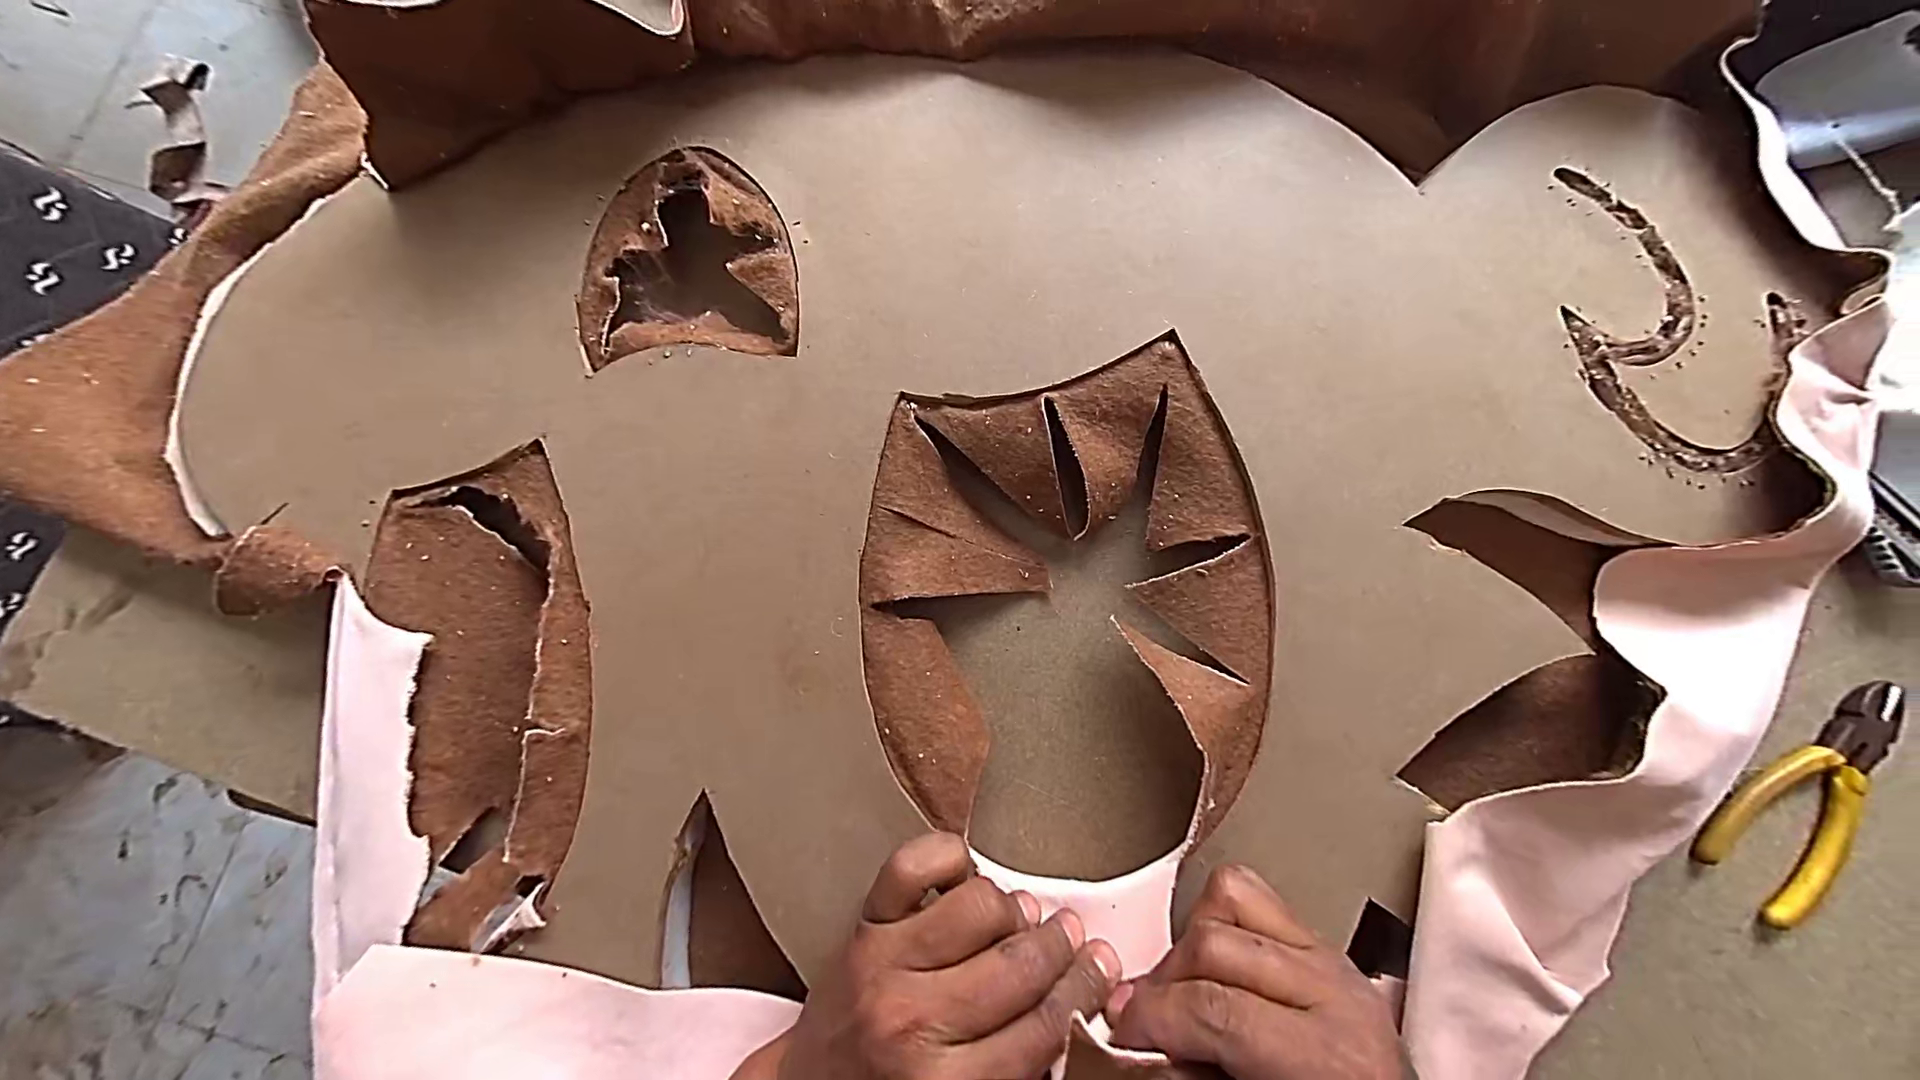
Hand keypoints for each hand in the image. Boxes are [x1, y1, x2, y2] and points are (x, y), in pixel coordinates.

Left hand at [746, 832, 1121, 1079]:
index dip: (1083, 991)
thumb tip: (1072, 1002)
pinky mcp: (862, 924)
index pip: (1042, 1028)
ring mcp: (884, 964)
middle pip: (1018, 964)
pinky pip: (911, 866)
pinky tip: (965, 872)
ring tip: (1023, 914)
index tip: (1102, 966)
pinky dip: (947, 856)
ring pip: (978, 907)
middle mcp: (915, 1020)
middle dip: (1060, 946)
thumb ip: (1017, 1059)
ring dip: (1012, 906)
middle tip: (1072, 934)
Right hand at [1105, 865, 1408, 1079]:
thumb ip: (1196, 1072)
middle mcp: (1337, 993)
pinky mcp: (1323, 945)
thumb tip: (1134, 1043)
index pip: (1215, 1009)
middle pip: (1212, 944)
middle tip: (1142, 1021)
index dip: (1153, 1019)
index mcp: (1333, 1058)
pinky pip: (1254, 895)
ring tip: (1179, 988)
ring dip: (1187, 942)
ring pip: (1230, 896)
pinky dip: (1217, 917)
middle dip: (1161, 983)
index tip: (1126, 1037)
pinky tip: (1211, 961)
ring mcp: (1332, 959)